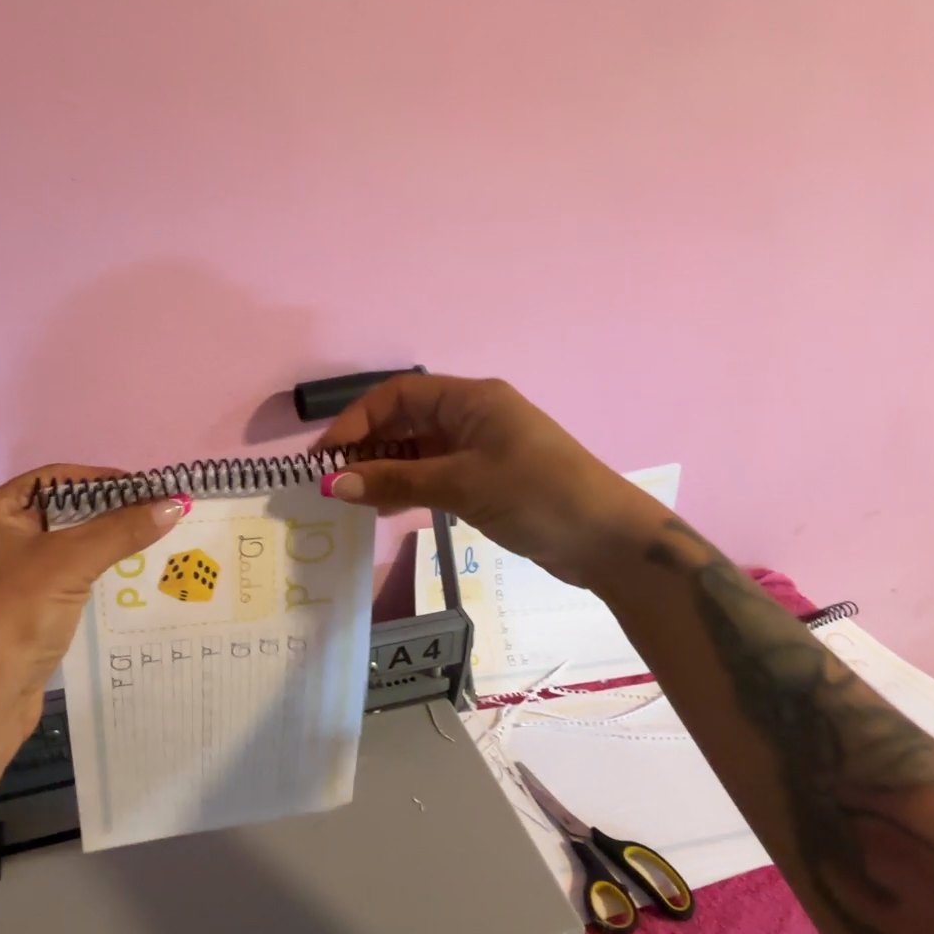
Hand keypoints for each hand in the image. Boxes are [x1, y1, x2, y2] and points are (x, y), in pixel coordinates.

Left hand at [0, 466, 188, 735]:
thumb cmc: (14, 615)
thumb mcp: (70, 563)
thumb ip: (122, 530)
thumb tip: (175, 503)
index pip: (54, 480)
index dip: (101, 480)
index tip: (148, 490)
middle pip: (62, 512)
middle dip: (110, 514)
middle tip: (159, 517)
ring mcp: (7, 577)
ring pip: (67, 548)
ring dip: (107, 546)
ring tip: (155, 544)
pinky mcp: (23, 610)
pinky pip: (67, 579)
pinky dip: (97, 575)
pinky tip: (131, 580)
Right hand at [316, 374, 663, 589]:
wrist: (605, 538)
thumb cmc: (536, 495)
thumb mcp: (462, 485)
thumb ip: (396, 481)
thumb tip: (332, 483)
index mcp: (471, 399)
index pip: (398, 395)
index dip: (358, 419)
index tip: (327, 455)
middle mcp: (471, 416)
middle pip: (404, 421)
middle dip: (366, 447)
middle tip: (332, 482)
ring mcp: (479, 449)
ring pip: (416, 451)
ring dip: (383, 470)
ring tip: (352, 499)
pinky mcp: (484, 479)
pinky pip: (432, 475)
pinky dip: (406, 487)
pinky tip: (383, 508)